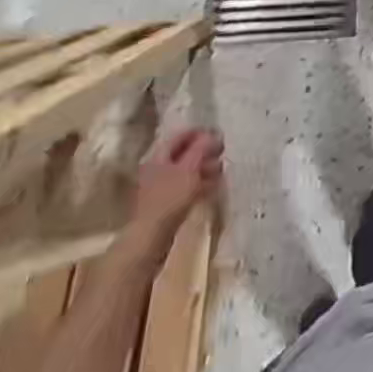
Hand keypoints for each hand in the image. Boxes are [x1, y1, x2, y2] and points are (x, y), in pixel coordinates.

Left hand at [124, 127, 223, 258]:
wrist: (150, 239)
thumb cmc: (170, 198)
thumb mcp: (190, 169)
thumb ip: (202, 149)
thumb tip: (213, 134)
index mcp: (158, 157)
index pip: (180, 136)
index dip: (200, 132)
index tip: (219, 134)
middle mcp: (157, 169)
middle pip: (184, 154)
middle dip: (204, 151)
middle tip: (223, 152)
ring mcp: (161, 188)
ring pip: (186, 172)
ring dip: (204, 169)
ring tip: (222, 170)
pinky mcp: (166, 206)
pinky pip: (186, 188)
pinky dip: (200, 185)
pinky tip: (213, 187)